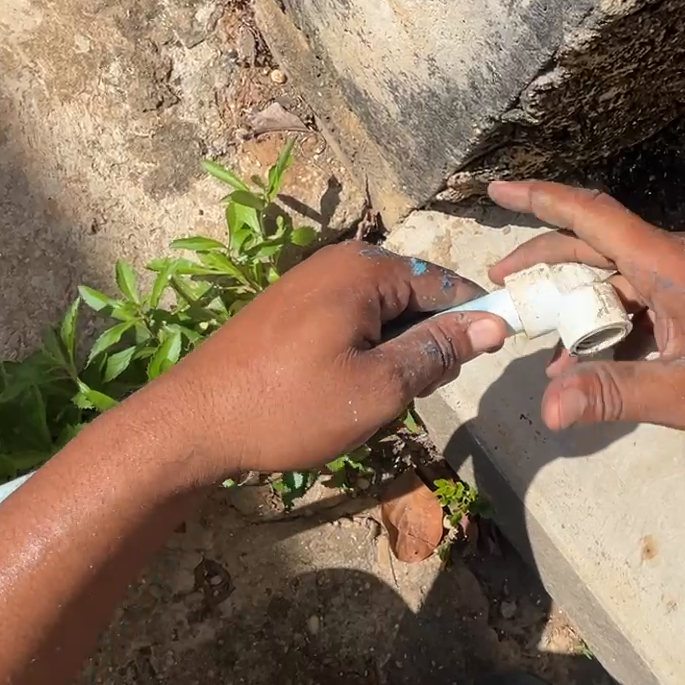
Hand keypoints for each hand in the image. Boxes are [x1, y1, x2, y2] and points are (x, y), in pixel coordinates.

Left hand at [144, 243, 509, 478]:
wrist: (190, 423)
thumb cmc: (288, 407)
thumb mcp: (378, 387)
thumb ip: (439, 351)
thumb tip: (493, 324)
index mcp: (365, 269)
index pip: (446, 284)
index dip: (474, 320)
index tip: (489, 359)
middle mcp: (339, 261)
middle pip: (414, 295)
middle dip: (427, 342)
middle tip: (412, 394)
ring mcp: (311, 280)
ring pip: (383, 311)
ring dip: (394, 351)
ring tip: (372, 396)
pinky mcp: (292, 304)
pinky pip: (351, 317)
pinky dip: (364, 349)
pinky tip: (345, 385)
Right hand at [487, 180, 684, 443]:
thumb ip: (613, 394)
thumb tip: (546, 408)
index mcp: (668, 263)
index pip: (589, 215)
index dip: (537, 197)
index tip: (495, 188)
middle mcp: (679, 258)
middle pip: (596, 245)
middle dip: (544, 262)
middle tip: (504, 286)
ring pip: (623, 277)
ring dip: (582, 304)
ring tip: (551, 346)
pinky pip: (650, 299)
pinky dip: (618, 322)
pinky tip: (608, 360)